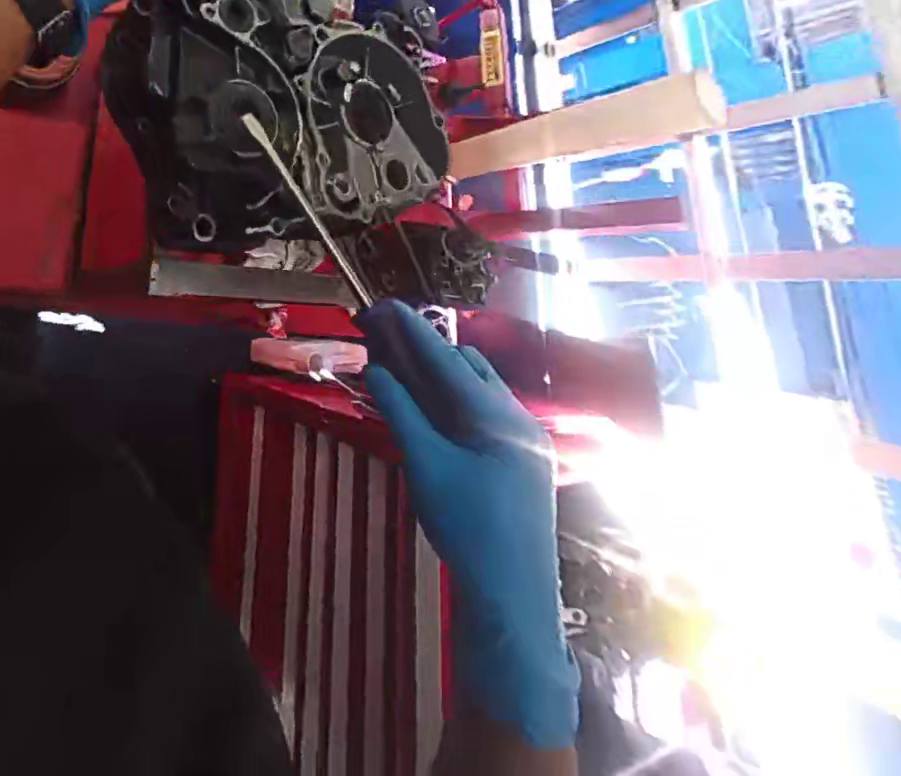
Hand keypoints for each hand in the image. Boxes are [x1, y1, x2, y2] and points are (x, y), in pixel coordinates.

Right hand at [356, 300, 578, 750]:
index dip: (413, 331)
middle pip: (466, 367)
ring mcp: (523, 439)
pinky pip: (482, 413)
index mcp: (498, 417)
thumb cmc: (467, 527)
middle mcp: (517, 419)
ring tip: (400, 366)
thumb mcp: (425, 465)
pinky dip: (451, 400)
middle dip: (424, 348)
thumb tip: (376, 370)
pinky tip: (427, 405)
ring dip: (438, 374)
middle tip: (385, 338)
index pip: (447, 361)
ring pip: (477, 389)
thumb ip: (400, 412)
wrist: (513, 595)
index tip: (386, 305)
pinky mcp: (519, 459)